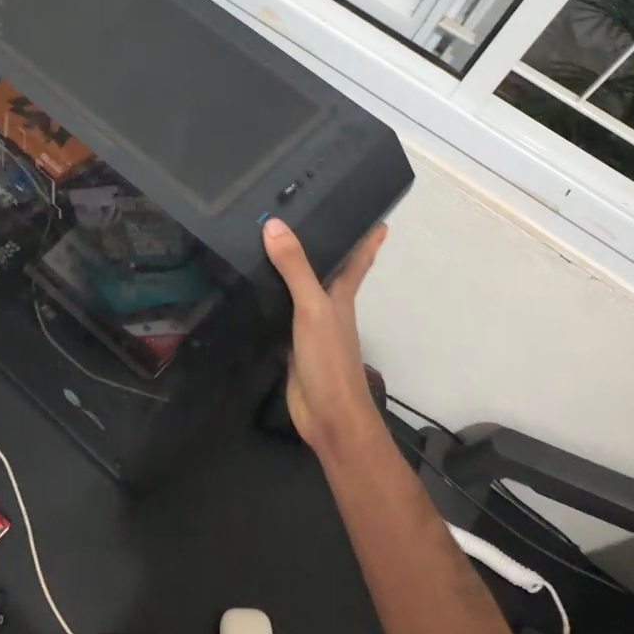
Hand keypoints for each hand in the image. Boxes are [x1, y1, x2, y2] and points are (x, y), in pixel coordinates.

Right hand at [262, 218, 387, 451]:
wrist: (328, 415)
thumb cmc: (330, 359)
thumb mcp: (313, 308)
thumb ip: (294, 269)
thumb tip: (274, 225)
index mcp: (341, 297)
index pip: (358, 260)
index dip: (368, 239)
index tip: (379, 218)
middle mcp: (327, 309)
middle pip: (327, 273)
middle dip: (324, 250)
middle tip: (306, 220)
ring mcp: (309, 330)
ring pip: (300, 293)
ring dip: (291, 274)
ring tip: (272, 247)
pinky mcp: (290, 347)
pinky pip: (280, 317)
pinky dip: (270, 303)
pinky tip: (254, 294)